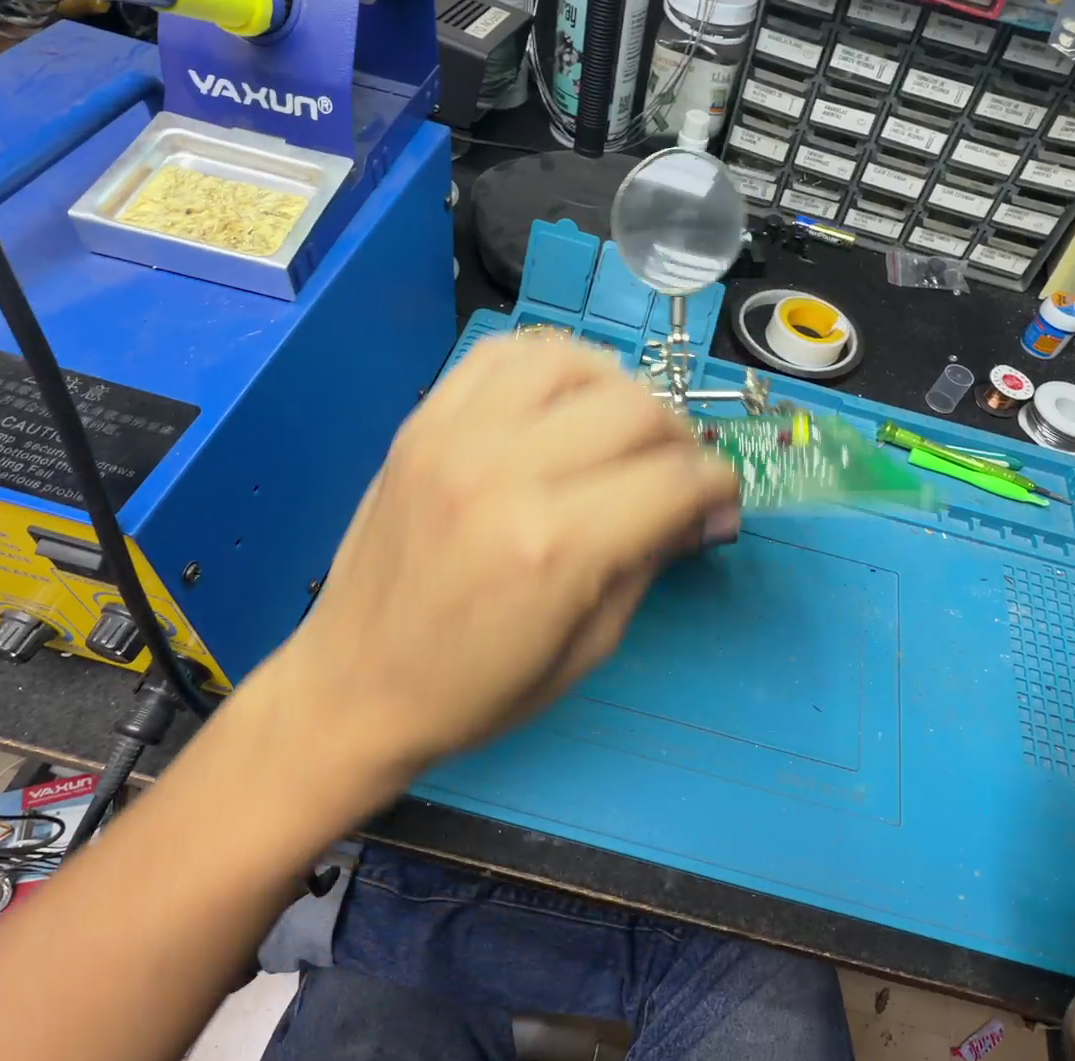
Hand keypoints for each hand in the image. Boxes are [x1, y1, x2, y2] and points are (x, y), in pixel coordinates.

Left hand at [263, 335, 739, 774]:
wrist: (354, 686)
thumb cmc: (476, 692)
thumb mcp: (587, 648)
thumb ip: (648, 563)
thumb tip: (699, 509)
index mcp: (557, 546)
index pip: (675, 478)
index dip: (718, 486)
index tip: (720, 502)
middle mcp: (509, 472)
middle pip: (636, 408)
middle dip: (681, 439)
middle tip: (678, 474)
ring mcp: (457, 436)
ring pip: (573, 360)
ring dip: (620, 389)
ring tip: (622, 429)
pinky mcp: (422, 423)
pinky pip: (502, 354)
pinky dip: (549, 365)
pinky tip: (560, 402)